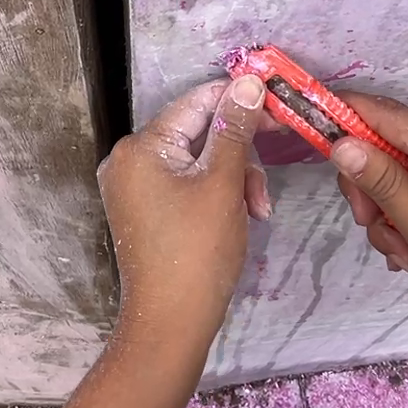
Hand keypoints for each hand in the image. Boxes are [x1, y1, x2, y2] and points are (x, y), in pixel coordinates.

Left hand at [98, 75, 271, 351]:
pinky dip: (216, 192)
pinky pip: (187, 182)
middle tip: (266, 183)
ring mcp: (134, 185)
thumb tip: (249, 81)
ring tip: (257, 209)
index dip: (240, 102)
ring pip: (198, 159)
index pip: (197, 103)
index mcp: (141, 146)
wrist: (170, 326)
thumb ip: (236, 128)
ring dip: (233, 178)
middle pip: (198, 132)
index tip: (278, 110)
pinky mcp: (145, 208)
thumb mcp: (223, 183)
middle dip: (239, 155)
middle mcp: (129, 159)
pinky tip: (240, 215)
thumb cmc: (197, 252)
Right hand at [330, 93, 407, 347]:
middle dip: (370, 185)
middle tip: (367, 224)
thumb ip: (381, 181)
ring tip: (401, 252)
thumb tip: (339, 142)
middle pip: (389, 145)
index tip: (309, 123)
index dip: (344, 113)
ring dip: (388, 210)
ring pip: (401, 171)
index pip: (386, 113)